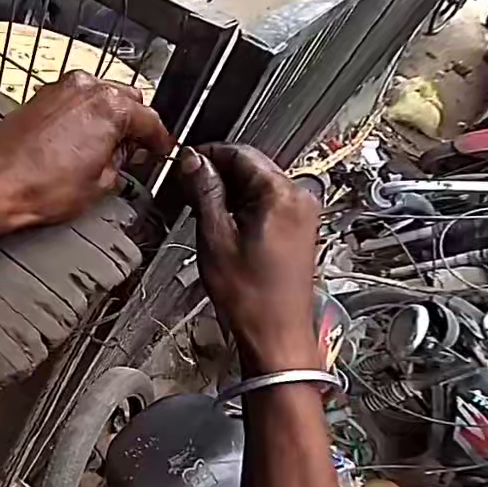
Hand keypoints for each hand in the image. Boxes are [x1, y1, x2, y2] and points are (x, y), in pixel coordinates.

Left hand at [0, 71, 172, 249]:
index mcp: (110, 106)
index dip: (160, 141)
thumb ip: (121, 163)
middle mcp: (86, 88)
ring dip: (110, 118)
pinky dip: (86, 116)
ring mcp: (60, 89)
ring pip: (101, 96)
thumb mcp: (99, 185)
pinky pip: (76, 100)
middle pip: (128, 100)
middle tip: (136, 153)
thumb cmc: (36, 186)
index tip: (161, 152)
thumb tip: (123, 157)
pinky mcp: (40, 97)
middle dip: (136, 125)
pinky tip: (82, 143)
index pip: (151, 120)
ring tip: (107, 151)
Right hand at [176, 144, 321, 373]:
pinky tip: (222, 222)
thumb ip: (205, 192)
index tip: (184, 160)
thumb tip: (194, 161)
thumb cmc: (250, 296)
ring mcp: (302, 214)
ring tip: (200, 208)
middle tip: (186, 186)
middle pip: (252, 167)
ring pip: (258, 184)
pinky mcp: (299, 229)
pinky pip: (267, 203)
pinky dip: (243, 206)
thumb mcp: (215, 236)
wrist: (275, 334)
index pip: (241, 153)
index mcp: (282, 194)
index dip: (208, 153)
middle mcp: (299, 198)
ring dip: (228, 191)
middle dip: (217, 173)